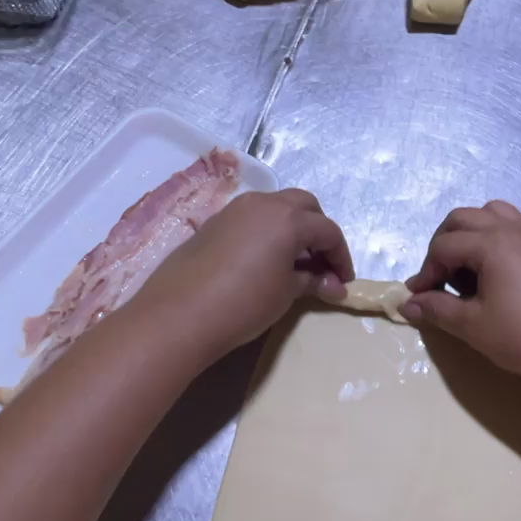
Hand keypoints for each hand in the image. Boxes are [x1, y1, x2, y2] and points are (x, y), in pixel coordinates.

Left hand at [130, 189, 352, 358]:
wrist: (176, 317)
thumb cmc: (242, 304)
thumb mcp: (285, 294)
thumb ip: (311, 281)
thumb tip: (331, 285)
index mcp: (289, 218)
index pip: (328, 231)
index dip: (341, 256)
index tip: (343, 281)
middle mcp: (264, 204)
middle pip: (304, 206)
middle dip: (319, 232)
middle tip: (321, 264)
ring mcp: (235, 210)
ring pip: (276, 207)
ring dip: (292, 228)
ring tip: (293, 263)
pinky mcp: (213, 223)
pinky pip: (251, 218)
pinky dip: (267, 232)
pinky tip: (262, 261)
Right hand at [401, 201, 520, 392]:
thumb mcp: (472, 325)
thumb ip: (437, 308)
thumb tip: (407, 303)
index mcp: (490, 243)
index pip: (443, 246)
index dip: (426, 272)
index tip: (422, 299)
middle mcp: (511, 228)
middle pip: (462, 218)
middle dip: (443, 245)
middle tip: (439, 279)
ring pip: (492, 212)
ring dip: (472, 232)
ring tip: (468, 266)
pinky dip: (503, 231)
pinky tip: (502, 259)